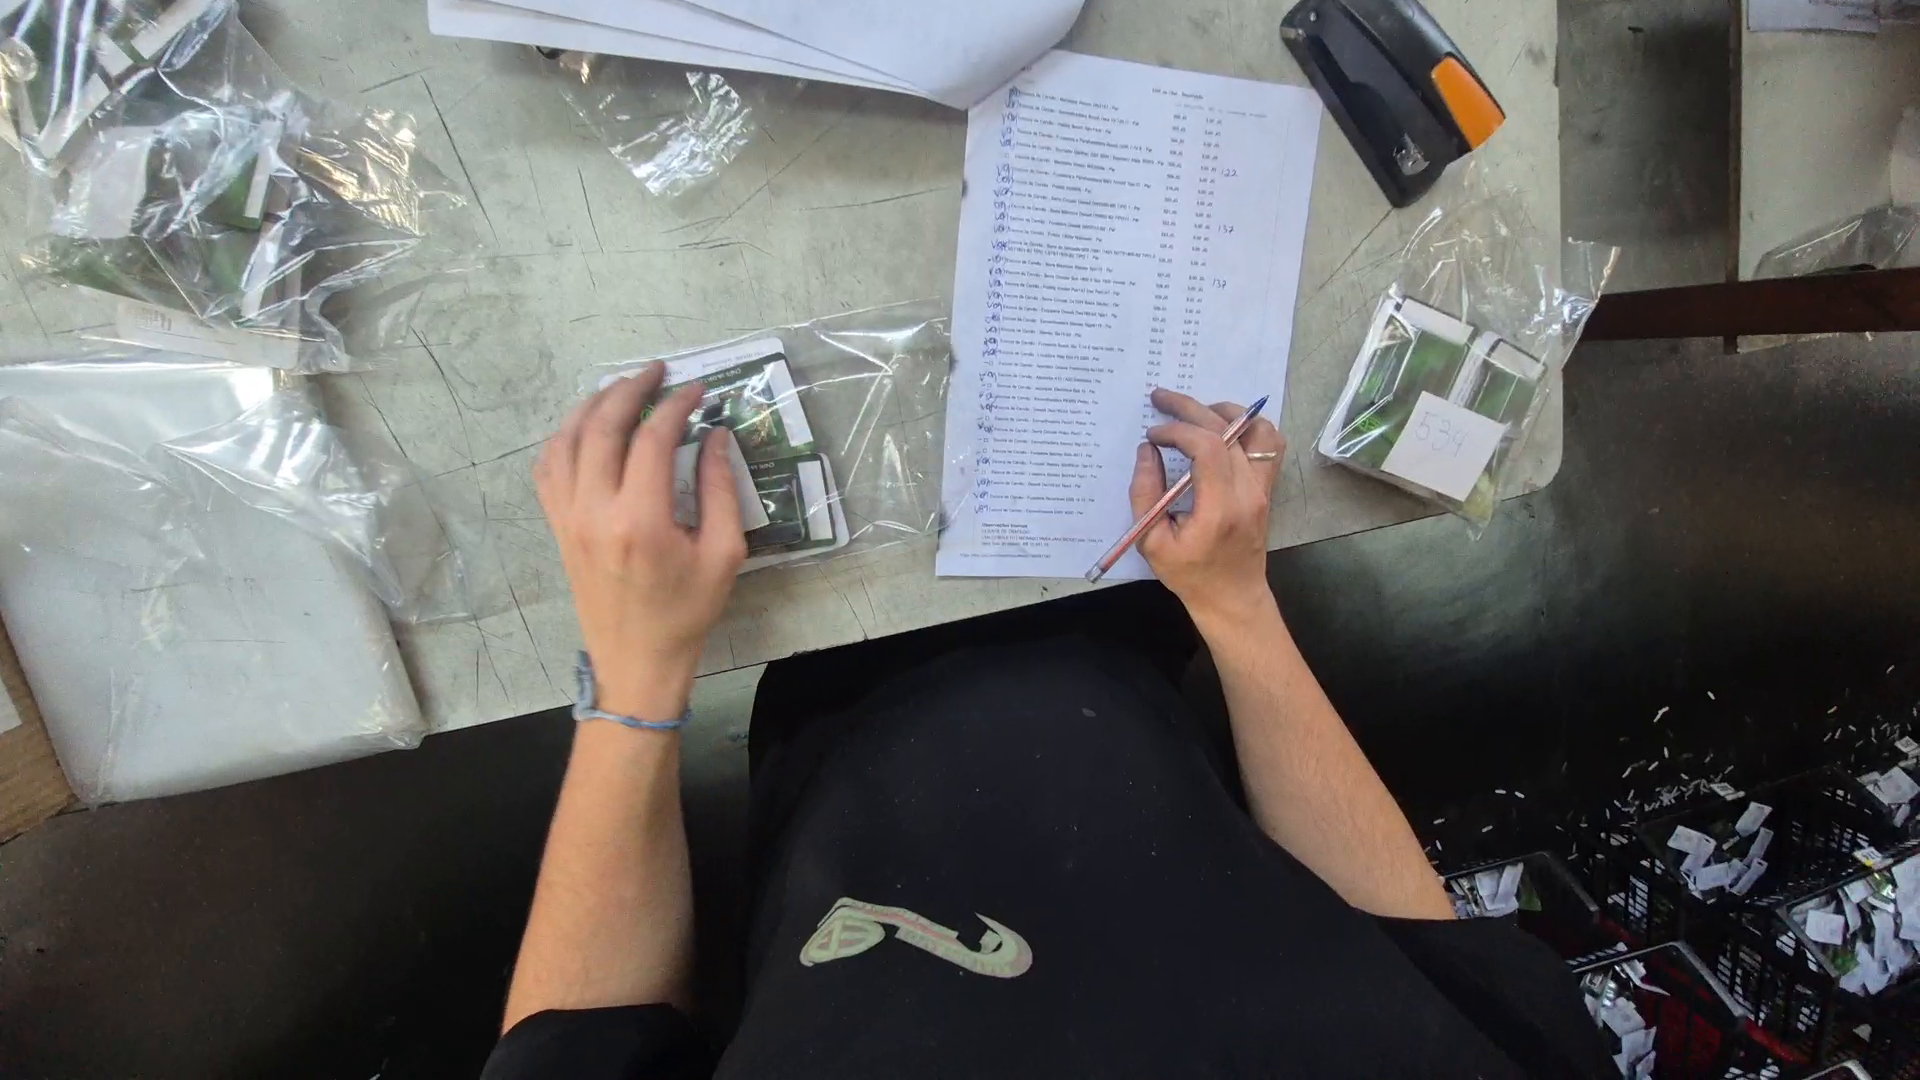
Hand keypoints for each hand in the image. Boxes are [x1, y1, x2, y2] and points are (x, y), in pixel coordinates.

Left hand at [534, 363, 747, 720]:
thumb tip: (715, 436)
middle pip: (603, 428)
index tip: (698, 390)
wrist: (637, 659)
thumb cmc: (688, 611)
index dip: (677, 406)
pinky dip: (565, 437)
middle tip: (657, 371)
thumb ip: (719, 490)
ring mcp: (568, 517)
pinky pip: (548, 467)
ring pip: (567, 440)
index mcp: (641, 519)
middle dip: (631, 390)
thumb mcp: (723, 554)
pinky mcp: (557, 526)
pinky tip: (586, 427)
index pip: (654, 440)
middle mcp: (595, 510)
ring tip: (622, 388)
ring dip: (593, 405)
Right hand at [1129, 387, 1284, 629]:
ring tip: (1195, 411)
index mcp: (1220, 508)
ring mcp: (1263, 489)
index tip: (1153, 434)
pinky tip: (1222, 428)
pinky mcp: (1266, 489)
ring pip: (1257, 430)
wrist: (1232, 598)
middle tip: (1161, 398)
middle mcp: (1248, 492)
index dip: (1178, 430)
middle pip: (1228, 430)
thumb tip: (1147, 450)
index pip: (1209, 447)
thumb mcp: (1152, 542)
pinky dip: (1248, 427)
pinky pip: (1270, 445)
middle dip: (1191, 409)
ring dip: (1224, 412)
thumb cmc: (1189, 575)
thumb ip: (1145, 494)